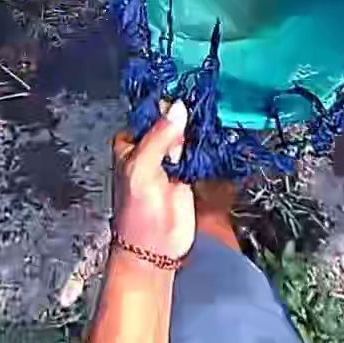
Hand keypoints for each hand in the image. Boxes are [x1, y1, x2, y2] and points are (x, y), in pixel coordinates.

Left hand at [110, 100, 194, 260]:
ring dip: (196, 126)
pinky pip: (196, 150)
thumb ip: (159, 137)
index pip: (149, 113)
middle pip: (170, 120)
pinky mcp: (187, 171)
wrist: (156, 251)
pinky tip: (212, 134)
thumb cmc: (138, 212)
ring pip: (185, 133)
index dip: (165, 103)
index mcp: (131, 143)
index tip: (184, 91)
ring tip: (209, 114)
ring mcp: (169, 159)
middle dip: (184, 113)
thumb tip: (178, 107)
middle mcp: (149, 147)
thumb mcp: (142, 169)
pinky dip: (204, 143)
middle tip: (200, 104)